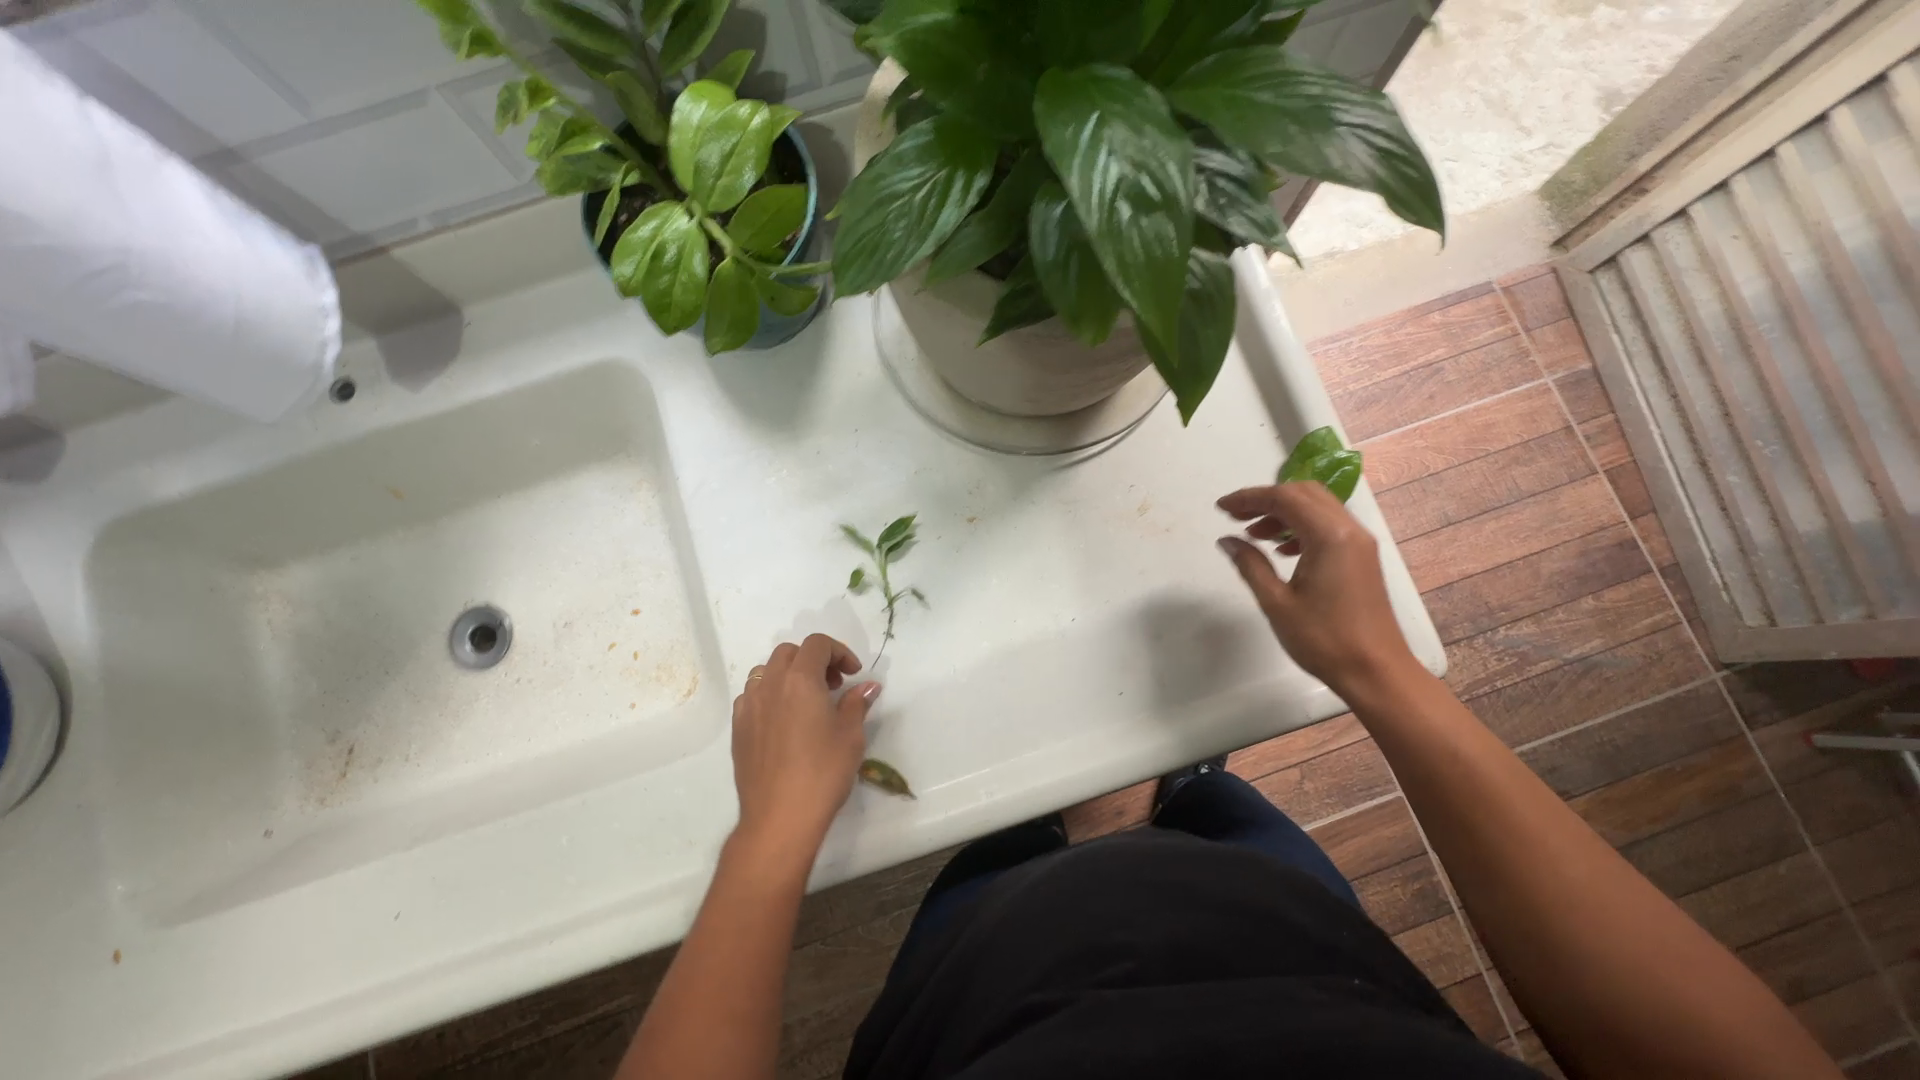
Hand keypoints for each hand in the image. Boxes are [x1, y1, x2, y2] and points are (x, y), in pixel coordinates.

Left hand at [730, 634, 879, 849]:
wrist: (780, 816)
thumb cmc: (823, 772)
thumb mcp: (850, 735)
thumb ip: (856, 703)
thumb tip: (867, 686)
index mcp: (800, 679)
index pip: (817, 644)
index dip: (839, 652)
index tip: (853, 675)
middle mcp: (769, 684)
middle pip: (789, 652)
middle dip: (814, 660)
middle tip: (834, 686)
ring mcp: (749, 706)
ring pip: (766, 672)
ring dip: (789, 675)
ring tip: (807, 702)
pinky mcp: (738, 728)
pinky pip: (752, 696)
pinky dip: (770, 695)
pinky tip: (785, 721)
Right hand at [1216, 482, 1421, 695]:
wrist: (1375, 671)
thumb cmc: (1323, 640)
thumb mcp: (1276, 603)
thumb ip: (1250, 565)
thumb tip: (1227, 541)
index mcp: (1329, 537)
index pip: (1285, 498)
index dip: (1249, 497)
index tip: (1221, 508)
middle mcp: (1349, 530)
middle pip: (1304, 494)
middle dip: (1266, 499)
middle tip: (1235, 516)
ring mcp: (1360, 543)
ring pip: (1318, 507)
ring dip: (1284, 512)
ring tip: (1254, 535)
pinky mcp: (1362, 557)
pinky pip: (1329, 526)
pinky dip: (1302, 526)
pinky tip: (1283, 551)